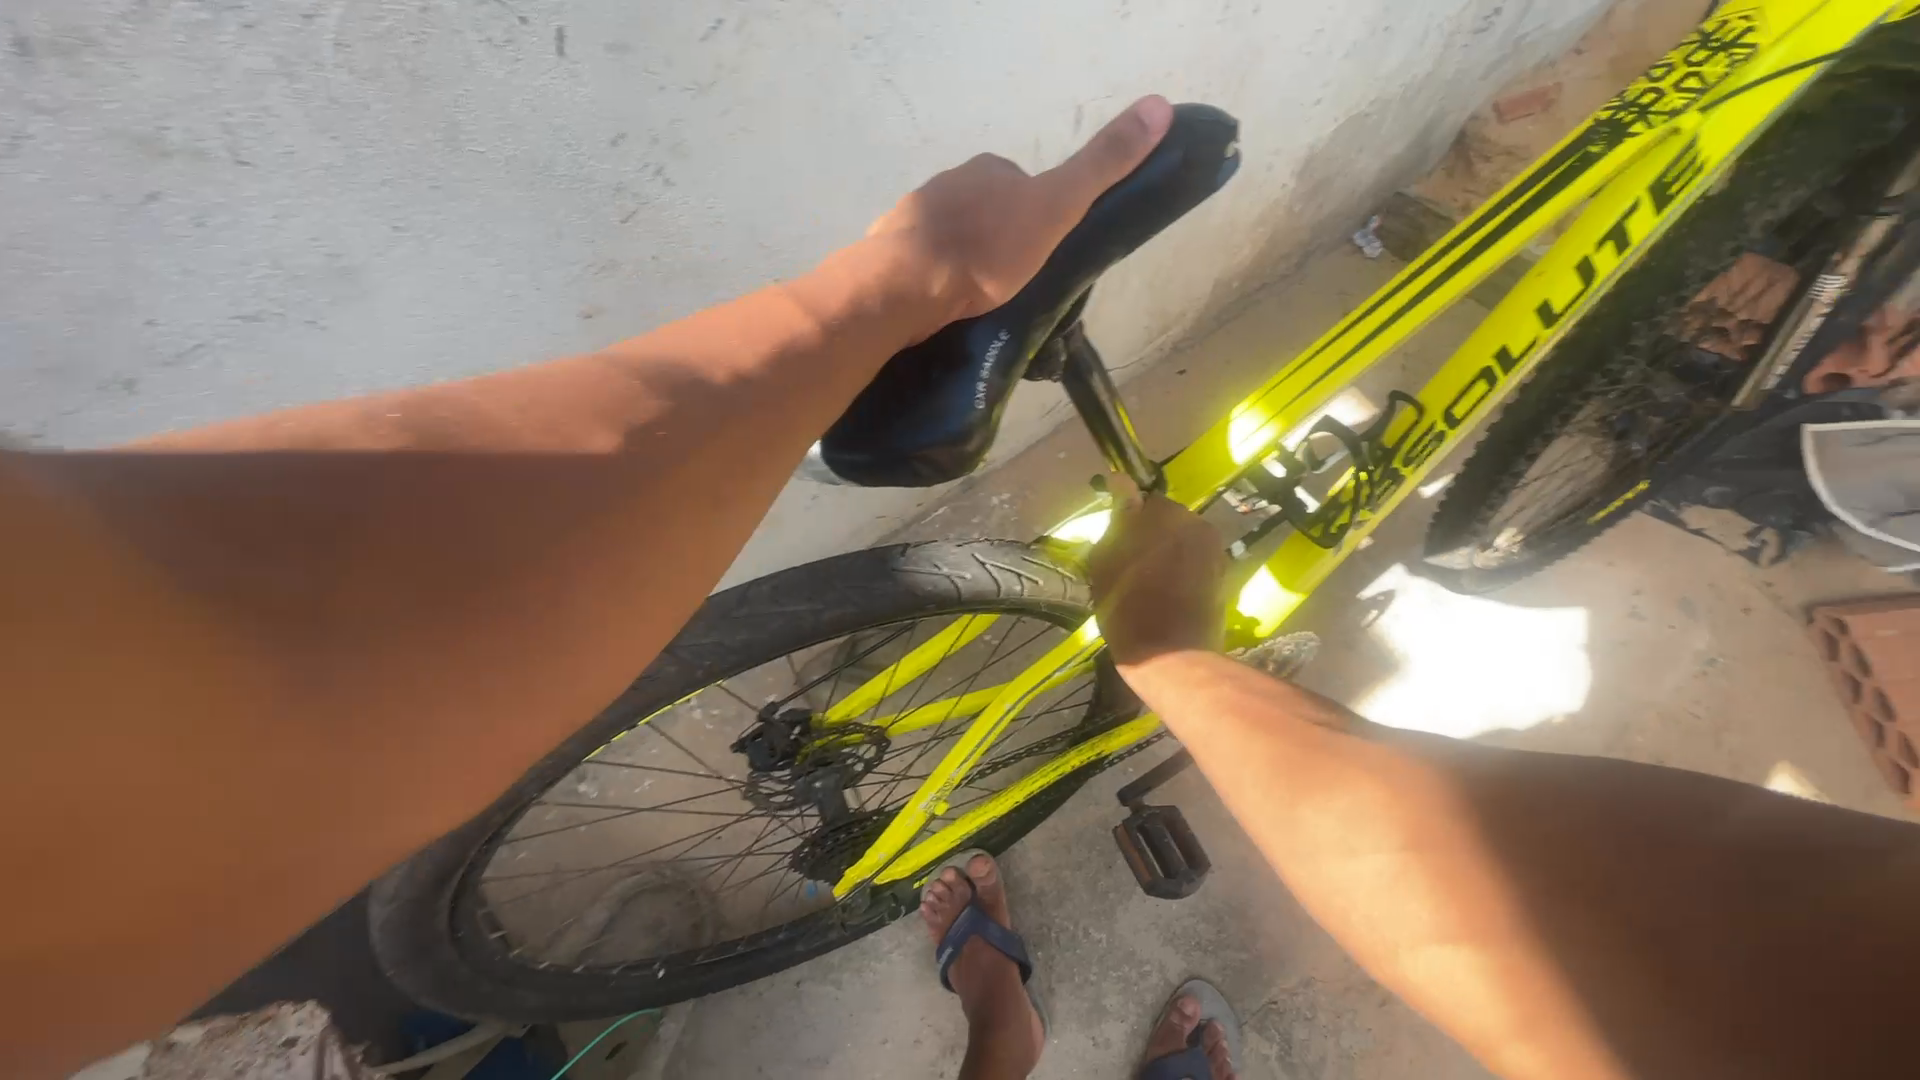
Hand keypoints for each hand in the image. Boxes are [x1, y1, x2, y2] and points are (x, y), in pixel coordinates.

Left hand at [866, 96, 1173, 332]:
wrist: (908, 283)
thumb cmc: (988, 248)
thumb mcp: (1057, 207)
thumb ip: (1101, 165)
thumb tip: (1160, 104)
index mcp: (988, 169)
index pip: (1020, 184)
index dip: (1034, 216)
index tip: (1039, 252)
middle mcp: (947, 183)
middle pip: (982, 209)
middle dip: (996, 239)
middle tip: (1008, 283)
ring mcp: (912, 217)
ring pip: (949, 236)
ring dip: (962, 260)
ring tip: (975, 299)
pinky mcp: (888, 253)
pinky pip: (920, 264)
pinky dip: (933, 278)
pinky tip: (939, 302)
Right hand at [1088, 490, 1230, 667]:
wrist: (1170, 656)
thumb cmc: (1126, 607)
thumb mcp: (1106, 560)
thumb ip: (1118, 516)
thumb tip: (1120, 479)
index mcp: (1165, 513)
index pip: (1144, 500)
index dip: (1128, 519)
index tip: (1116, 540)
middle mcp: (1196, 523)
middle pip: (1168, 520)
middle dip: (1151, 535)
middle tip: (1129, 565)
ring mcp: (1215, 550)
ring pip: (1184, 541)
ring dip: (1169, 553)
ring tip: (1150, 583)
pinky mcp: (1225, 577)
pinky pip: (1198, 563)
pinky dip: (1184, 572)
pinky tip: (1169, 595)